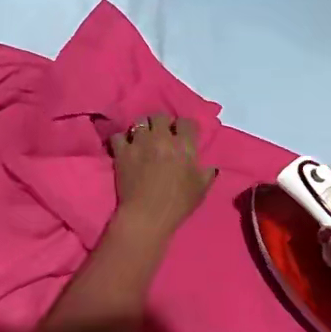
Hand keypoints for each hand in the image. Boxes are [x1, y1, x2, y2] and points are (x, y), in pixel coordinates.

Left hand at [109, 115, 216, 242]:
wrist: (147, 215)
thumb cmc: (178, 204)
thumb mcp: (200, 190)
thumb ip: (207, 174)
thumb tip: (211, 167)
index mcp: (184, 145)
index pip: (186, 122)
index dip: (186, 127)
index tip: (184, 134)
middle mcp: (161, 138)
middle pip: (161, 116)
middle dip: (162, 122)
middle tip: (162, 133)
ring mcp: (140, 143)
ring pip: (139, 122)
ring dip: (143, 128)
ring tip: (143, 138)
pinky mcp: (122, 152)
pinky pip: (118, 136)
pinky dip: (122, 139)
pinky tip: (125, 147)